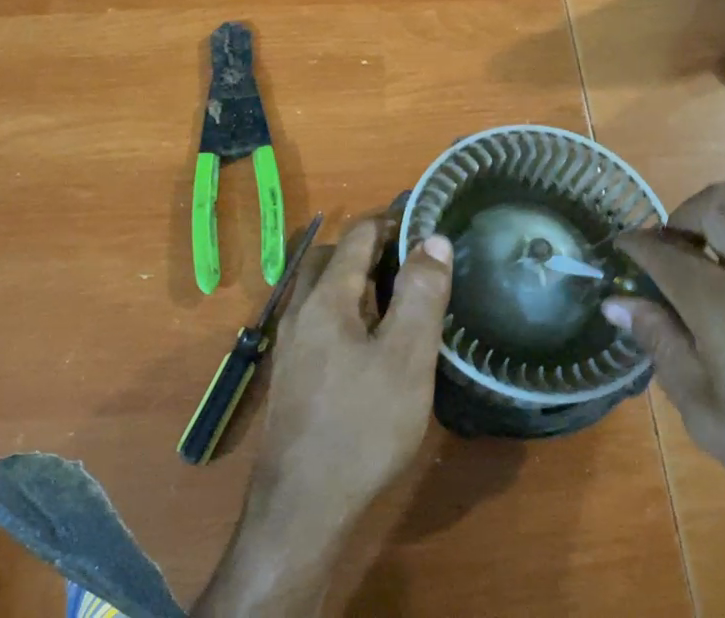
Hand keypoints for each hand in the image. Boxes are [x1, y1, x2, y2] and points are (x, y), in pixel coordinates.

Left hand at [194, 214, 453, 616]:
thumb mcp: (406, 358)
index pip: (357, 236)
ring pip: (322, 292)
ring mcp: (290, 346)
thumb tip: (433, 239)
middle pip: (332, 259)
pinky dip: (347, 312)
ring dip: (358, 282)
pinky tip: (373, 342)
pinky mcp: (293, 376)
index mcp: (324, 299)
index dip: (392, 220)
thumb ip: (420, 294)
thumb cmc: (362, 426)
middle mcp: (299, 312)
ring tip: (401, 297)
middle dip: (371, 248)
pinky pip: (320, 321)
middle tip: (416, 260)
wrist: (304, 506)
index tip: (426, 219)